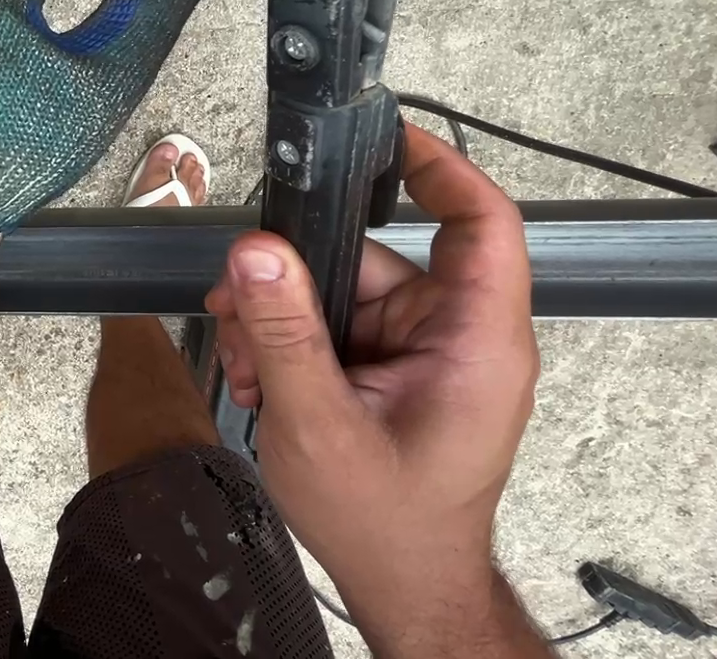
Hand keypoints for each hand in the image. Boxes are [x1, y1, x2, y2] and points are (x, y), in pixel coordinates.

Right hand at [204, 124, 542, 654]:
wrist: (396, 582)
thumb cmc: (380, 520)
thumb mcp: (317, 421)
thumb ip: (284, 330)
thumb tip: (254, 247)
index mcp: (472, 342)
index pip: (481, 226)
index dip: (441, 169)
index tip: (382, 133)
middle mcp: (445, 333)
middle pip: (363, 258)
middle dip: (287, 283)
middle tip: (235, 318)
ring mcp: (408, 348)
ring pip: (326, 290)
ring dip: (273, 321)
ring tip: (249, 372)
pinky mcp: (377, 362)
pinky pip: (319, 321)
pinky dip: (279, 341)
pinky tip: (258, 380)